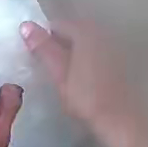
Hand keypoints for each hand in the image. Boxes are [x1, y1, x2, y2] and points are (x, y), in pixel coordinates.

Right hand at [21, 19, 147, 146]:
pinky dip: (84, 59)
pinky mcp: (120, 62)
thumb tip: (25, 25)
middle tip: (42, 64)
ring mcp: (114, 47)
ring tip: (57, 72)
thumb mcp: (59, 73)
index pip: (57, 24)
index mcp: (85, 32)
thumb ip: (43, 48)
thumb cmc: (87, 98)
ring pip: (84, 42)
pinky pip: (95, 53)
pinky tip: (78, 78)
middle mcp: (102, 33)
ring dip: (70, 52)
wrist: (122, 122)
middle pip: (72, 31)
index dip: (41, 37)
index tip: (31, 54)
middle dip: (56, 43)